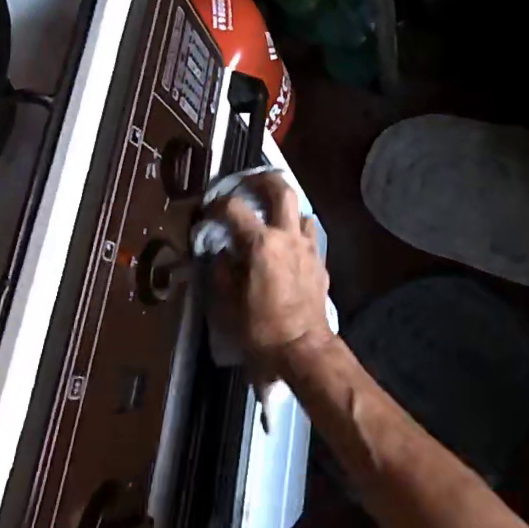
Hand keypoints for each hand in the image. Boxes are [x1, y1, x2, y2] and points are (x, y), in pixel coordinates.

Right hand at [204, 171, 333, 386]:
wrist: (304, 349)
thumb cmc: (262, 329)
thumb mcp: (227, 304)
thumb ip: (222, 271)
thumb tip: (221, 253)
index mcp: (261, 244)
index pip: (235, 208)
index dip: (218, 203)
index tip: (209, 208)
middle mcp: (287, 237)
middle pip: (282, 190)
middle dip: (264, 179)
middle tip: (248, 181)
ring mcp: (308, 248)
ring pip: (301, 211)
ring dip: (285, 207)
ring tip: (271, 215)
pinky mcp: (320, 262)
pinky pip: (309, 235)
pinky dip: (296, 231)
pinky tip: (286, 244)